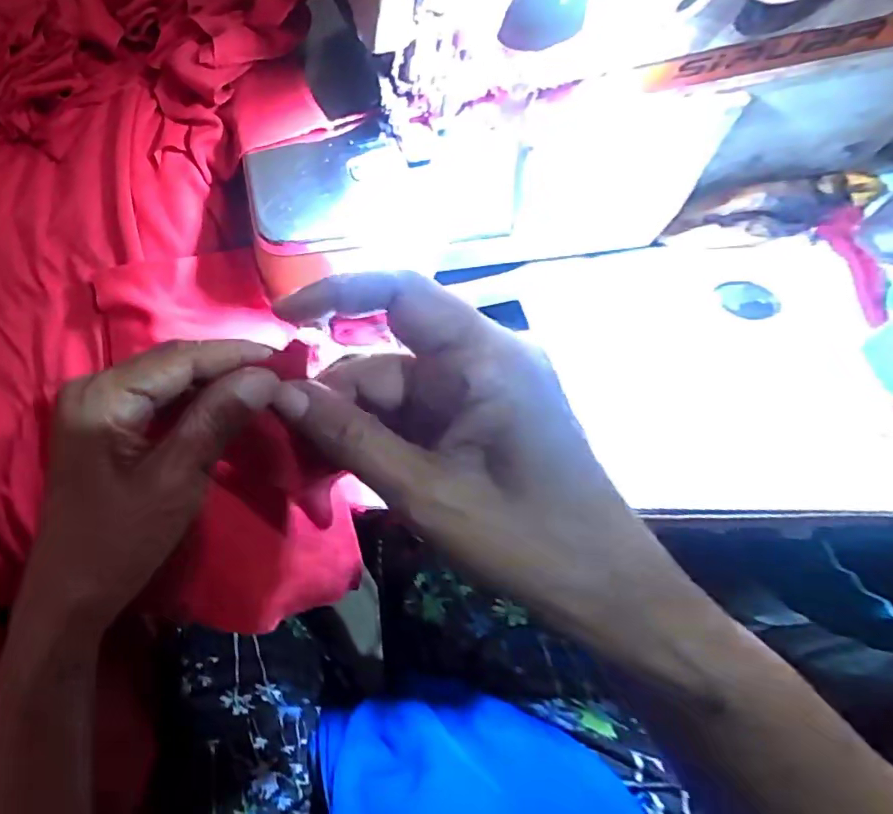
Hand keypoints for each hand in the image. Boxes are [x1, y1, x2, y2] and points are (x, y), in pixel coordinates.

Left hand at [25, 340, 280, 634]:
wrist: (71, 586)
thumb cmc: (121, 540)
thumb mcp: (175, 480)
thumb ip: (214, 421)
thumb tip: (262, 377)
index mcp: (101, 395)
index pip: (175, 359)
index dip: (231, 355)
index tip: (285, 357)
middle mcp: (88, 385)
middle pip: (165, 363)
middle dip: (221, 366)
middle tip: (278, 372)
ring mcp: (89, 401)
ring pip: (157, 377)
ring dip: (206, 381)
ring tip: (259, 384)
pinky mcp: (95, 419)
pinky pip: (145, 397)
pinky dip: (183, 400)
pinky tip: (220, 403)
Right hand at [270, 271, 696, 644]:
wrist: (615, 601)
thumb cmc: (533, 542)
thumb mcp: (426, 492)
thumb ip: (348, 436)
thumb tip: (277, 392)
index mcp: (485, 359)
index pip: (401, 292)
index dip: (335, 291)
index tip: (281, 317)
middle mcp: (477, 362)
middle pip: (377, 358)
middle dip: (329, 396)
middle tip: (288, 438)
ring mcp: (471, 392)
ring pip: (379, 390)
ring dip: (342, 424)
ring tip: (312, 469)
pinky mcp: (464, 419)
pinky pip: (396, 413)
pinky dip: (364, 436)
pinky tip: (338, 467)